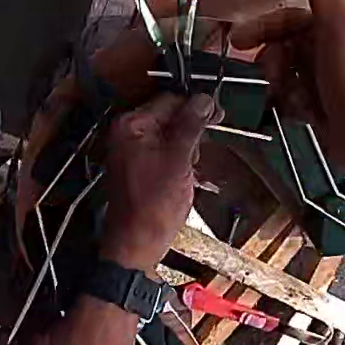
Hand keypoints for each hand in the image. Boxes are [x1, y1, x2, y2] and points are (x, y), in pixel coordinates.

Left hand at [97, 92, 218, 272]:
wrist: (137, 244)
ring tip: (189, 171)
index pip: (169, 100)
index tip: (217, 114)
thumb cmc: (152, 207)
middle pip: (169, 116)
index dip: (195, 106)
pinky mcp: (139, 167)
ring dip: (187, 149)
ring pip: (170, 136)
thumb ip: (191, 126)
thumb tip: (204, 100)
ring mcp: (132, 151)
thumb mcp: (179, 160)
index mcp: (131, 125)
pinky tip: (187, 177)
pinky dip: (179, 161)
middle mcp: (127, 134)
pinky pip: (165, 153)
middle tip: (200, 152)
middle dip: (190, 132)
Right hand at [231, 0, 344, 167]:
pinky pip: (291, 101)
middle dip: (273, 63)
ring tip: (293, 102)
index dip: (263, 28)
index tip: (236, 42)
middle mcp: (327, 52)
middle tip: (274, 79)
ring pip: (284, 76)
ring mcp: (323, 82)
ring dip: (282, 88)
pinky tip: (301, 116)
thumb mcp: (336, 31)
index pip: (288, 20)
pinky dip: (291, 107)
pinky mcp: (319, 109)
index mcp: (333, 29)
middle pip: (282, 49)